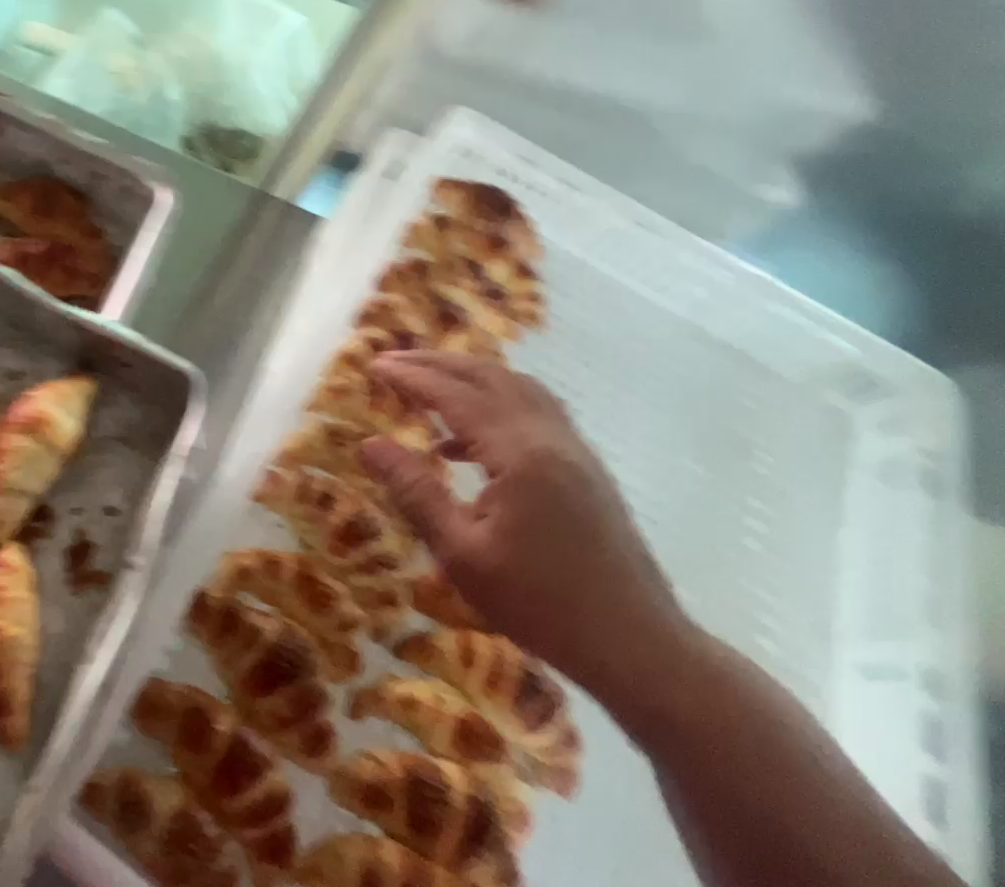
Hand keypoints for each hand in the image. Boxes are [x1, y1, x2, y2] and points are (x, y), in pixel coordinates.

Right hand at [358, 351, 689, 692]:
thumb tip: (370, 445)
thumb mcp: (461, 553)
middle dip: (440, 364)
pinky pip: (536, 414)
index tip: (373, 365)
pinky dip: (496, 405)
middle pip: (493, 379)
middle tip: (393, 360)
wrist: (635, 644)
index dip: (413, 377)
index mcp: (522, 455)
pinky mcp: (586, 472)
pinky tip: (465, 442)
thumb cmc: (539, 604)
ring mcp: (577, 453)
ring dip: (472, 377)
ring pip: (520, 390)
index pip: (457, 396)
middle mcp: (553, 440)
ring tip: (427, 383)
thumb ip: (416, 491)